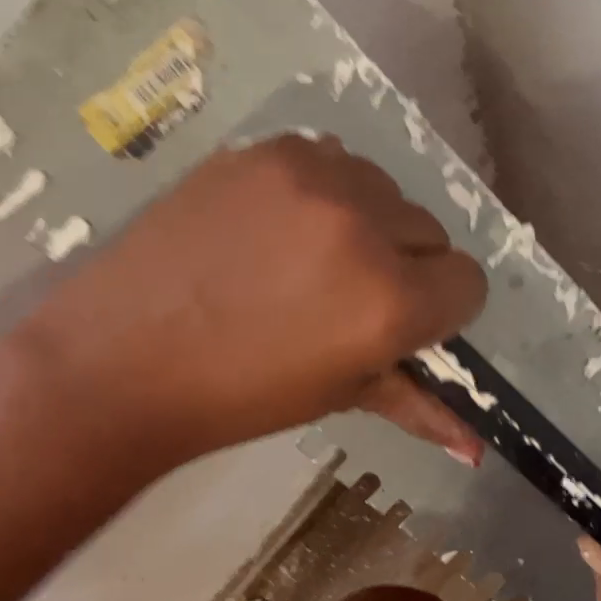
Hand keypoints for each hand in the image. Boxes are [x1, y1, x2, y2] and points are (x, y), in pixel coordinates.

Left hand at [22, 135, 488, 461]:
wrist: (123, 356)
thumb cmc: (239, 396)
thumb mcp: (338, 397)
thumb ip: (418, 407)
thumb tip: (477, 449)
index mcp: (390, 302)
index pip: (469, 284)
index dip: (441, 311)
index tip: (402, 327)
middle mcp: (365, 229)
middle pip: (432, 233)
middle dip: (407, 267)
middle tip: (348, 298)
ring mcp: (313, 178)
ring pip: (386, 190)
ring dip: (369, 224)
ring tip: (310, 260)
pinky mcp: (267, 151)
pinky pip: (333, 160)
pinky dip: (323, 191)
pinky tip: (278, 227)